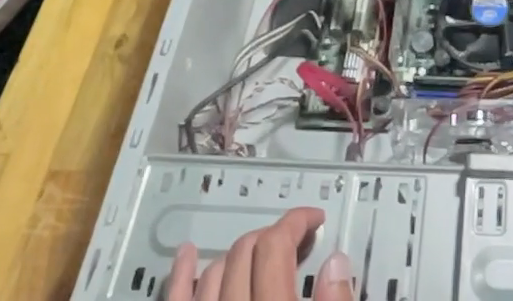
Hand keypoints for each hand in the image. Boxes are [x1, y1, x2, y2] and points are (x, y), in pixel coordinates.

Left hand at [168, 207, 354, 300]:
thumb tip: (336, 260)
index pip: (275, 247)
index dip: (297, 222)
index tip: (316, 220)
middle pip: (246, 251)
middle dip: (274, 235)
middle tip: (298, 242)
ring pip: (214, 270)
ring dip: (239, 253)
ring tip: (263, 253)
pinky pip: (176, 298)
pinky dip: (180, 273)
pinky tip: (187, 253)